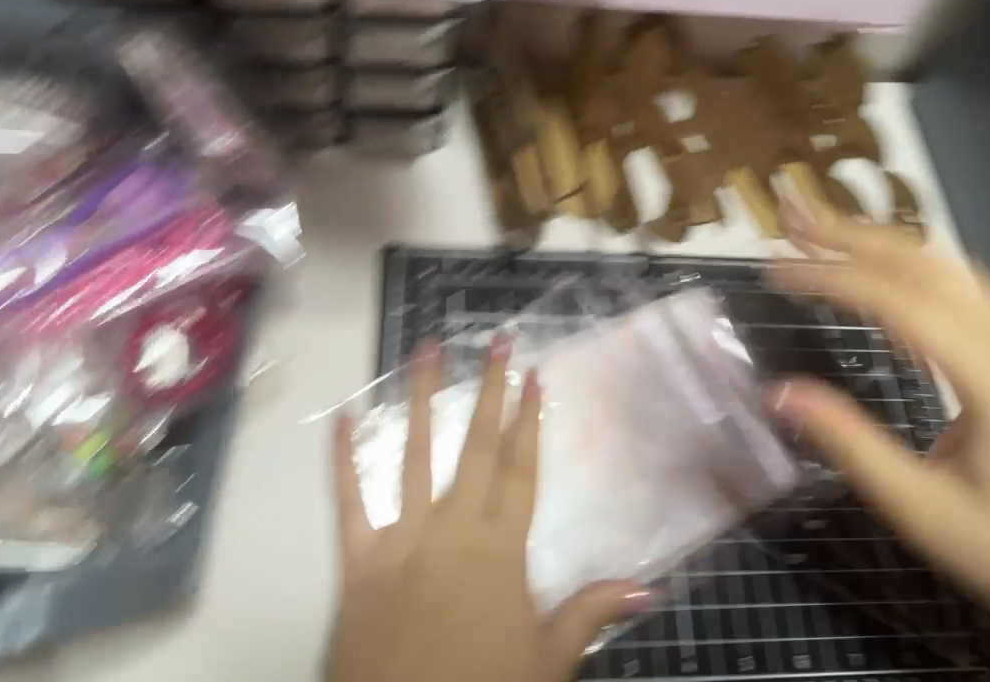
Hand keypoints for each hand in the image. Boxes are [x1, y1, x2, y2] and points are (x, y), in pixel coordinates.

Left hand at [326, 337, 650, 681]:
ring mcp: (403, 540)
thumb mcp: (547, 661)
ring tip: (427, 348)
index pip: (520, 470)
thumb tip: (648, 587)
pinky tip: (341, 418)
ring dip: (421, 398)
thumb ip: (589, 612)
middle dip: (489, 390)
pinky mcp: (359, 561)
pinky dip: (343, 460)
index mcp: (501, 550)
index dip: (528, 420)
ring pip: (416, 455)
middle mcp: (455, 530)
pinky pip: (349, 502)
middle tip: (497, 340)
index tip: (534, 374)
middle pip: (477, 448)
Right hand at [766, 204, 989, 681]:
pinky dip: (904, 264)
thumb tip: (778, 390)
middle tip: (788, 215)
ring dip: (875, 241)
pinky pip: (960, 285)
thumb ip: (851, 444)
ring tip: (816, 229)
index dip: (832, 276)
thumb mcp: (925, 512)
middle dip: (850, 234)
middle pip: (925, 262)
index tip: (774, 268)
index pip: (901, 300)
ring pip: (944, 265)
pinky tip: (872, 267)